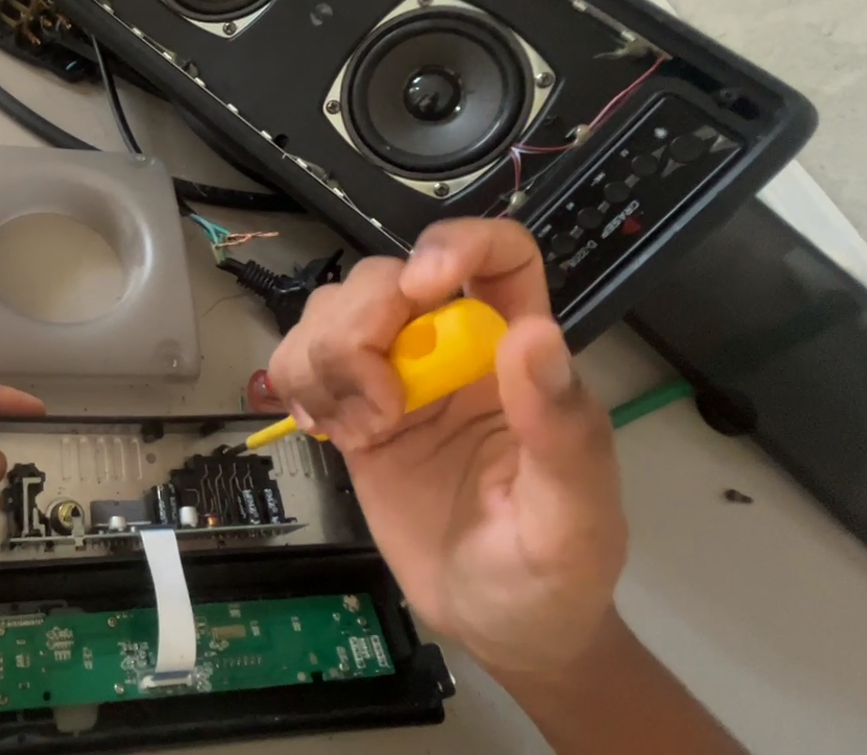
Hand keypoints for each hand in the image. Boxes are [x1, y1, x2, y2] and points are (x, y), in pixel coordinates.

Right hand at [260, 219, 625, 677]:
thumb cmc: (550, 577)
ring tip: (354, 431)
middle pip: (383, 276)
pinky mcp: (344, 403)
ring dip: (322, 363)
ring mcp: (390, 373)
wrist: (489, 622)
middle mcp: (447, 346)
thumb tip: (535, 334)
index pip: (498, 255)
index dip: (455, 244)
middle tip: (378, 408)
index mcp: (514, 353)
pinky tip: (325, 431)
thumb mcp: (572, 519)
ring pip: (329, 309)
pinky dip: (295, 385)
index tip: (421, 288)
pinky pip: (294, 355)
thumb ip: (561, 433)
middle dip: (360, 327)